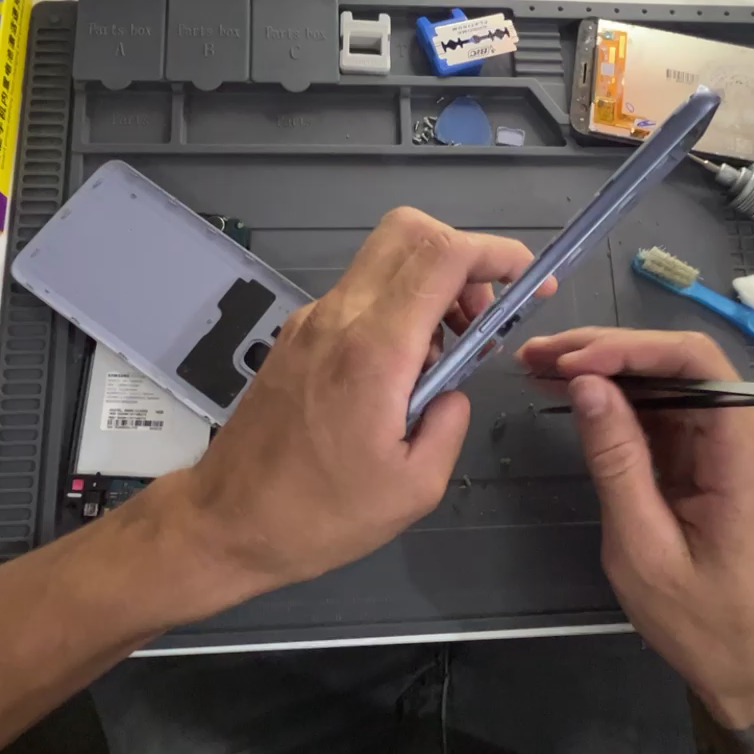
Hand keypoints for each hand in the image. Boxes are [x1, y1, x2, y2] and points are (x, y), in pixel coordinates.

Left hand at [158, 208, 544, 601]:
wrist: (226, 522)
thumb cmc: (319, 515)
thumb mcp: (415, 486)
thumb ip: (451, 420)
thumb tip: (453, 386)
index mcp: (374, 349)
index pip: (441, 255)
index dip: (495, 252)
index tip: (527, 278)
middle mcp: (339, 316)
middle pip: (408, 231)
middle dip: (463, 255)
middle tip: (482, 314)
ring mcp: (311, 320)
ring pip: (384, 259)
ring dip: (430, 284)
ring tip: (446, 352)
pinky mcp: (297, 335)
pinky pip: (360, 293)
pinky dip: (398, 306)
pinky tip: (403, 367)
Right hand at [517, 328, 753, 728]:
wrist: (747, 674)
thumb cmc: (700, 623)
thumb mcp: (642, 546)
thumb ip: (615, 458)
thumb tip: (585, 383)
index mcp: (750, 453)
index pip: (694, 362)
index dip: (626, 348)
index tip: (567, 361)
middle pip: (678, 365)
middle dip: (603, 353)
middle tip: (535, 354)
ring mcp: (739, 443)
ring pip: (667, 383)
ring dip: (604, 372)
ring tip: (539, 367)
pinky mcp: (719, 456)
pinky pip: (668, 412)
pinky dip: (619, 403)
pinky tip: (572, 392)